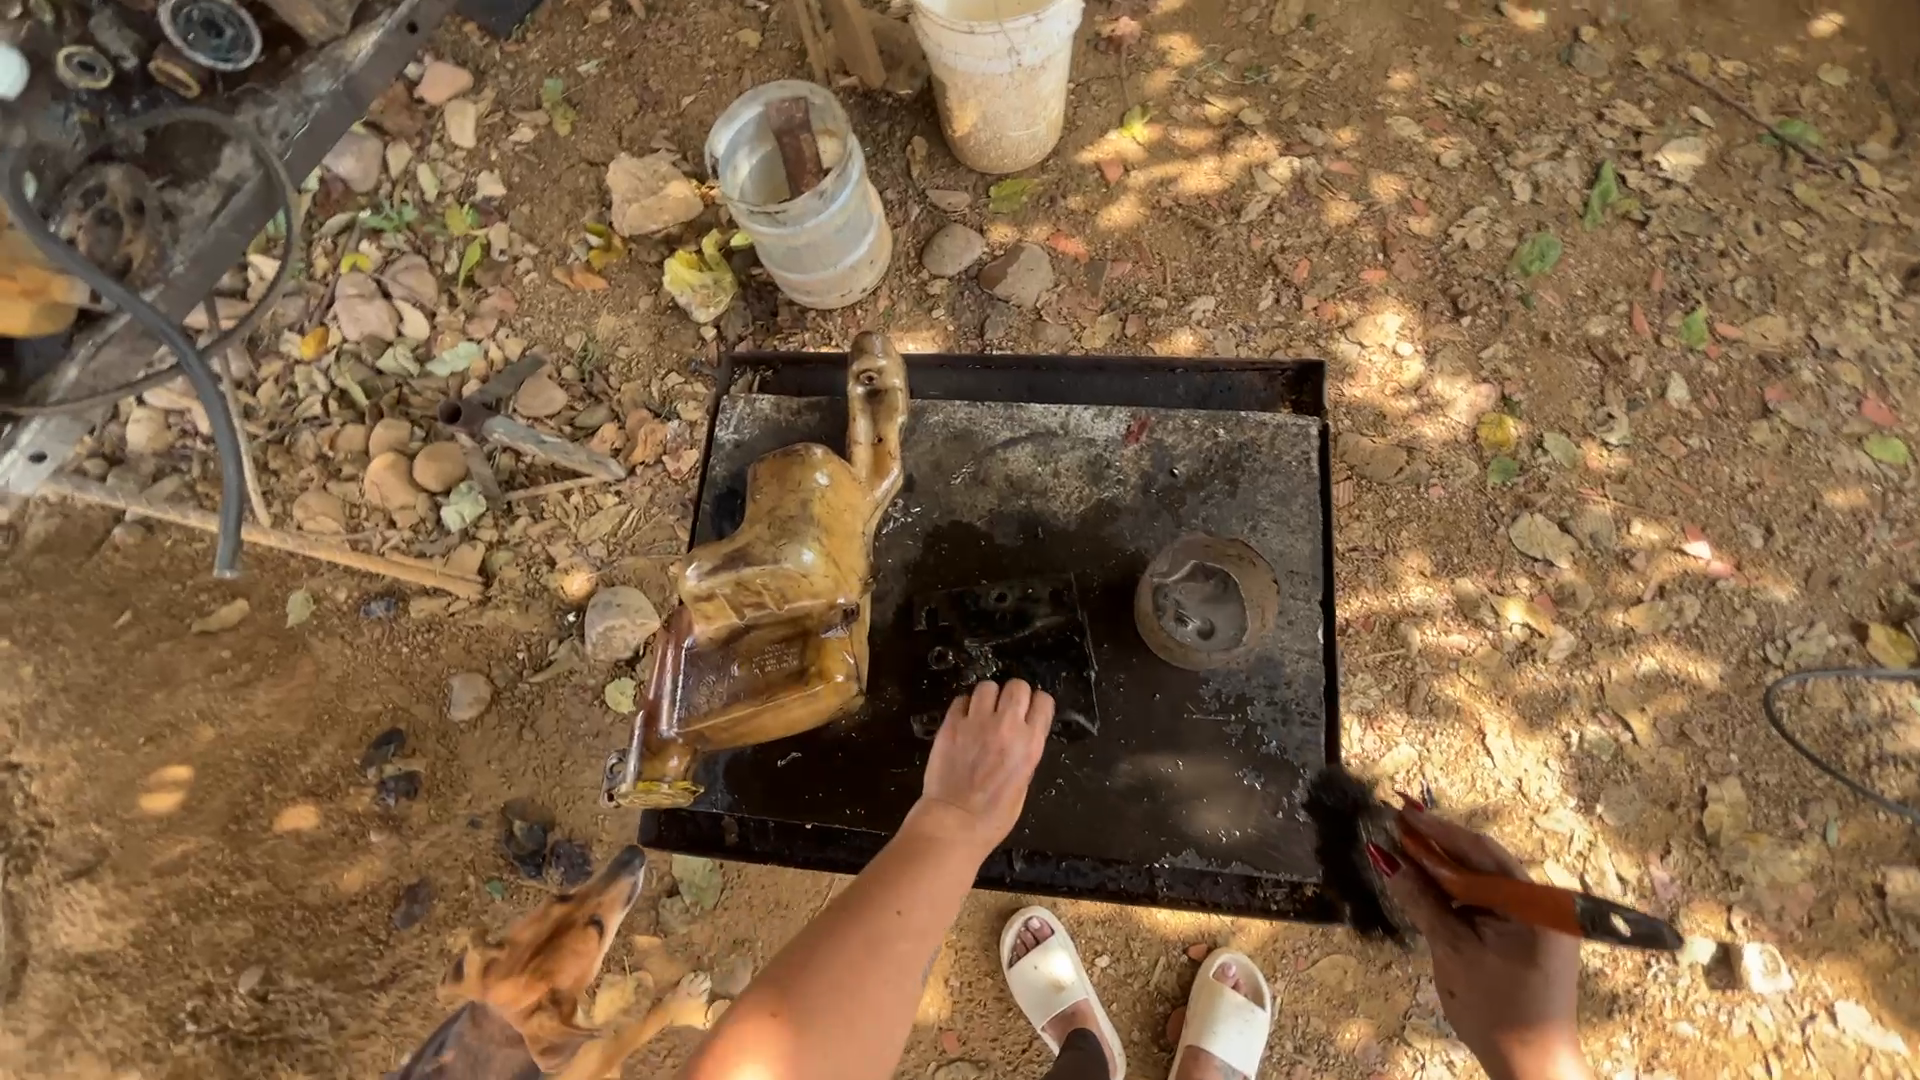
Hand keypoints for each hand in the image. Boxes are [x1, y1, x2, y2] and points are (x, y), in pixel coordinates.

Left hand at [910, 680, 1052, 856]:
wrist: (955, 822)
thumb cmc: (994, 815)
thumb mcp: (1023, 783)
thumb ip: (1024, 752)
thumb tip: (1020, 737)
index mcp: (1030, 743)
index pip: (1043, 701)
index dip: (1037, 704)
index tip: (1030, 711)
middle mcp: (1006, 726)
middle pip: (1017, 686)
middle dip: (1014, 695)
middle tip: (1006, 710)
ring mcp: (977, 721)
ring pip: (988, 686)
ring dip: (988, 697)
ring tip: (983, 712)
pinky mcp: (952, 723)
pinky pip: (962, 699)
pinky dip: (965, 706)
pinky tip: (964, 720)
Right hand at [1380, 809, 1591, 1079]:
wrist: (1531, 1068)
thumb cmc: (1494, 1008)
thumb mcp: (1451, 948)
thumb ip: (1419, 897)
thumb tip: (1382, 855)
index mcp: (1535, 908)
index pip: (1480, 852)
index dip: (1437, 829)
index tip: (1401, 810)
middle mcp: (1542, 907)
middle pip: (1481, 861)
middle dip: (1436, 842)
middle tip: (1396, 819)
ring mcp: (1535, 922)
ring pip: (1480, 878)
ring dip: (1441, 864)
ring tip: (1402, 844)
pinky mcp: (1524, 935)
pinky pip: (1484, 898)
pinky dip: (1453, 887)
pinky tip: (1424, 877)